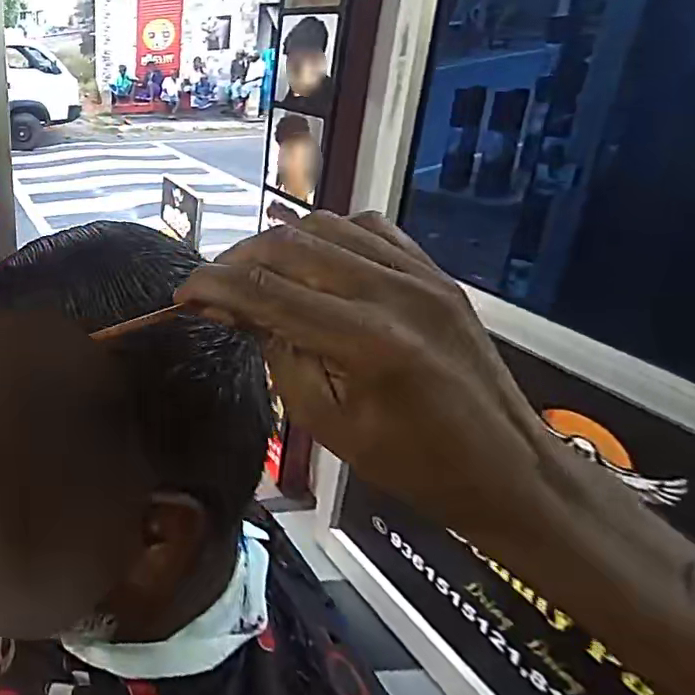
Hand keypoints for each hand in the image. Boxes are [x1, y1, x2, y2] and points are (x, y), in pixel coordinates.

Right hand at [174, 211, 556, 538]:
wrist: (511, 469)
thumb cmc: (412, 463)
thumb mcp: (324, 419)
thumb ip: (274, 352)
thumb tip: (231, 308)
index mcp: (366, 341)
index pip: (264, 289)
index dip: (211, 285)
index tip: (183, 294)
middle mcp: (393, 292)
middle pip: (288, 244)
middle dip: (234, 259)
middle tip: (212, 287)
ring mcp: (420, 275)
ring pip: (322, 225)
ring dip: (274, 243)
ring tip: (254, 272)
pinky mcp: (435, 272)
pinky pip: (365, 227)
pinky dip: (324, 234)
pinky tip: (311, 260)